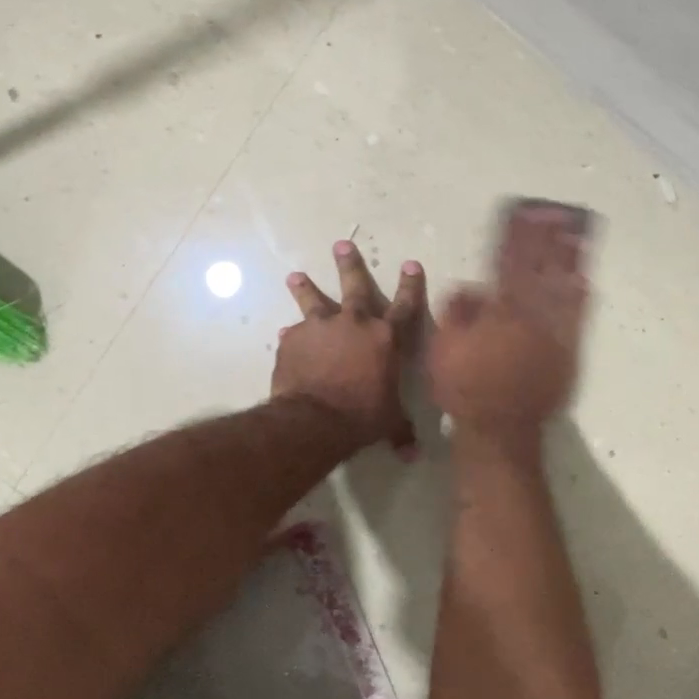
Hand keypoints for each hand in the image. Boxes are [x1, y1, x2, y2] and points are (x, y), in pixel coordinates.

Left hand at [273, 240, 426, 453]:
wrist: (315, 418)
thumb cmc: (363, 416)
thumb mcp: (389, 423)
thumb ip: (400, 431)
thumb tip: (413, 455)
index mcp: (386, 338)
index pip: (405, 306)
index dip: (411, 286)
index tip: (410, 264)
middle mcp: (355, 324)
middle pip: (355, 286)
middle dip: (350, 264)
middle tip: (342, 244)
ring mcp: (321, 329)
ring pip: (313, 301)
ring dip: (306, 288)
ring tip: (295, 275)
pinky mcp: (293, 341)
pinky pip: (293, 335)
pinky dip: (292, 336)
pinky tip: (285, 336)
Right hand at [429, 202, 590, 445]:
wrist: (500, 428)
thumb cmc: (464, 389)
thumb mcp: (443, 348)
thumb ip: (457, 312)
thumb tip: (473, 288)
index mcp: (497, 308)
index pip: (507, 261)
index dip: (515, 234)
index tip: (523, 211)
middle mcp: (529, 313)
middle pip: (540, 266)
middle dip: (546, 236)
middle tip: (555, 210)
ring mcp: (552, 332)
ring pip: (562, 286)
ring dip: (569, 257)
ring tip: (576, 231)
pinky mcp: (568, 353)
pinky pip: (577, 317)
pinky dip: (581, 296)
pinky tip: (585, 278)